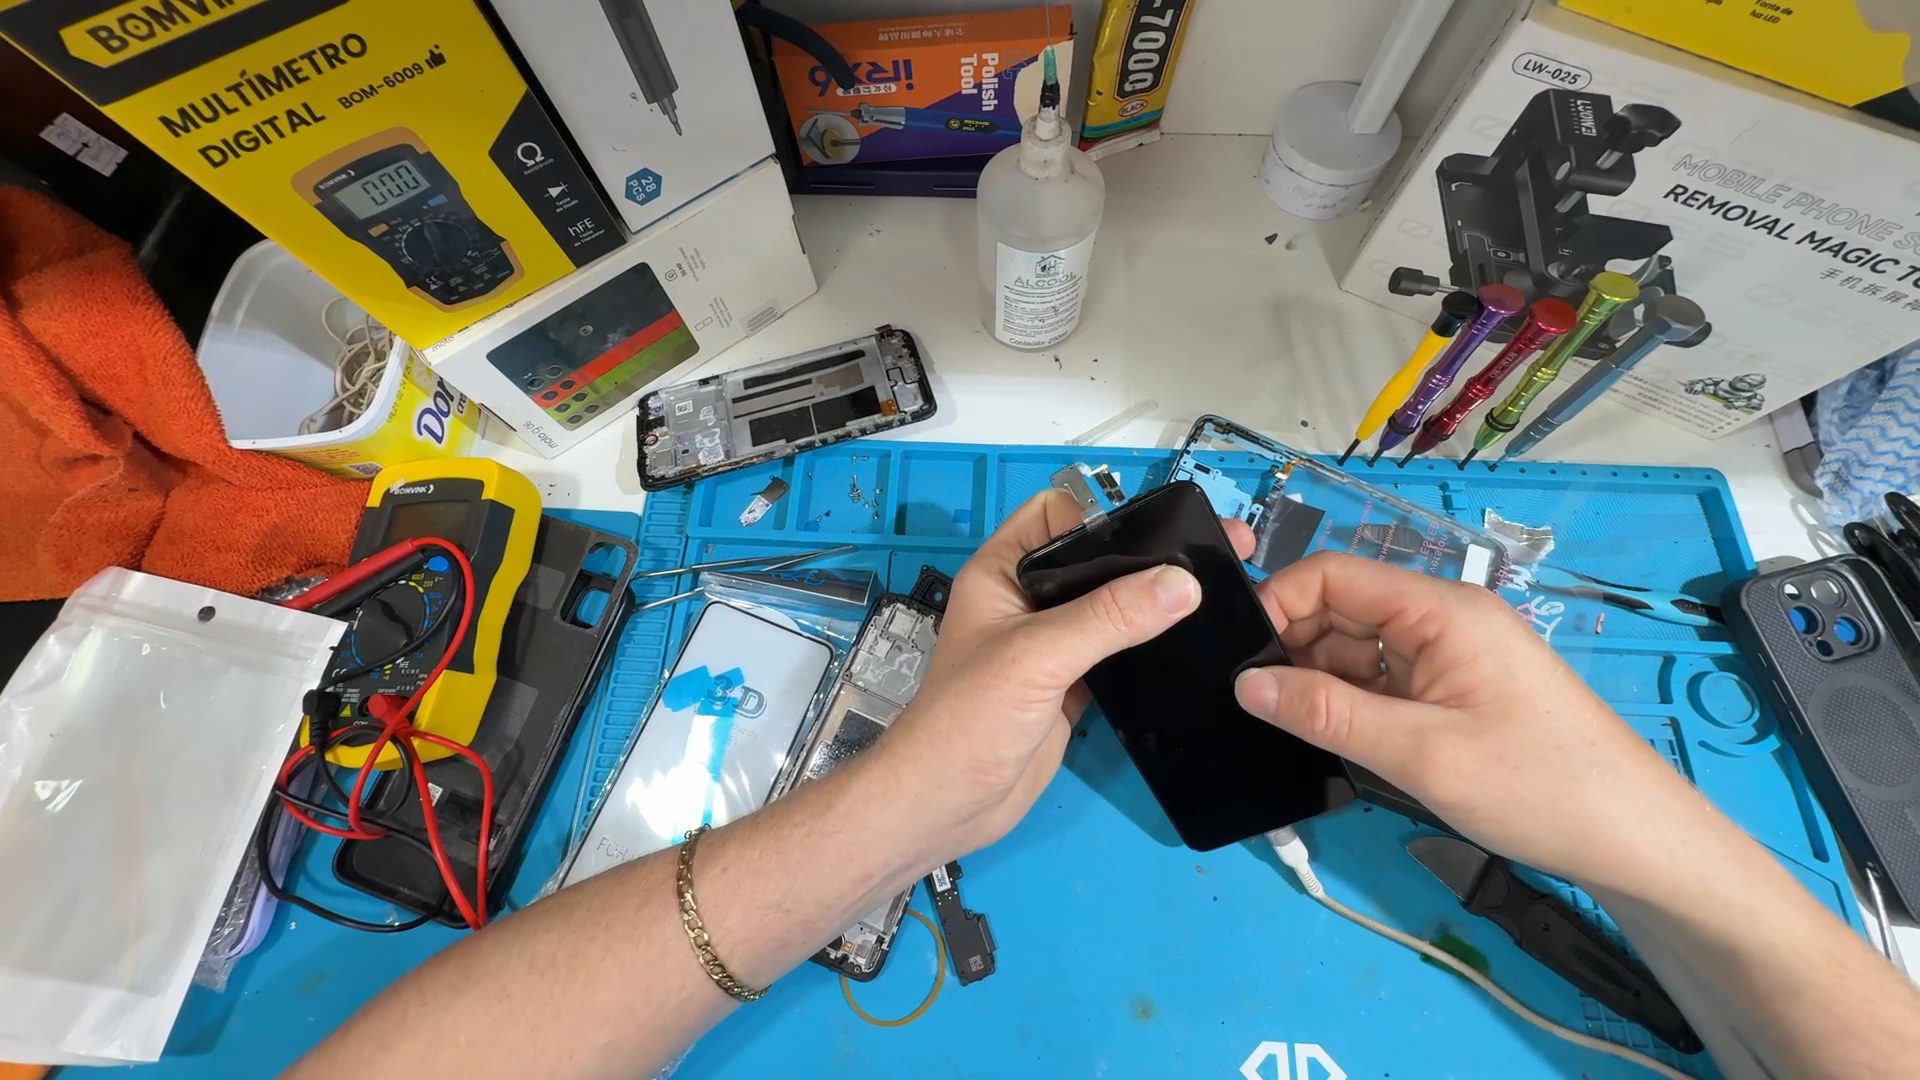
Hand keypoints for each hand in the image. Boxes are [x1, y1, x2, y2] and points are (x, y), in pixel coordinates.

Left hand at [875, 489, 1252, 859]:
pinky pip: (1118, 652)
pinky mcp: (1072, 683)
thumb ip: (1108, 617)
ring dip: (1153, 601)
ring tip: (1219, 592)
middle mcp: (1028, 600)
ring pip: (1109, 607)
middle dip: (1145, 555)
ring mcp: (1051, 643)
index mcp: (1001, 572)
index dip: (1102, 513)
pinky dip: (1150, 646)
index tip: (1164, 526)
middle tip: (1215, 553)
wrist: (949, 803)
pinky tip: (1193, 643)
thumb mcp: (1037, 655)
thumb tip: (1184, 583)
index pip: (1055, 516)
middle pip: (1091, 560)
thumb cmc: (972, 716)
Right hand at [1233, 552, 1710, 890]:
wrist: (1644, 849)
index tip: (1241, 656)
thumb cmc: (1539, 788)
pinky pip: (1374, 679)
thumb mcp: (1420, 754)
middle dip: (1292, 647)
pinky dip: (1343, 701)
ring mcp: (1444, 654)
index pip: (1333, 576)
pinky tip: (1324, 731)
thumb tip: (1244, 683)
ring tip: (1285, 722)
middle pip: (1338, 609)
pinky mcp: (1446, 688)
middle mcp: (1438, 619)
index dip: (1278, 603)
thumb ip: (1325, 713)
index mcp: (1439, 609)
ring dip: (1316, 680)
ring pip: (1351, 647)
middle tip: (1254, 699)